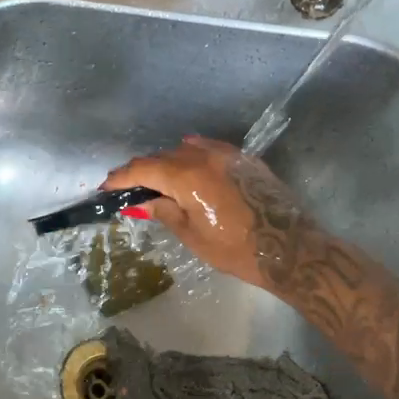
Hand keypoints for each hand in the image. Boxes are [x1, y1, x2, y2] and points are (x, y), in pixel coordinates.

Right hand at [102, 135, 292, 290]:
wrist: (292, 249)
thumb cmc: (237, 249)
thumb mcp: (193, 236)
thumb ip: (164, 212)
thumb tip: (142, 201)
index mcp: (186, 177)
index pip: (143, 169)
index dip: (121, 177)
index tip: (106, 187)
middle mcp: (203, 157)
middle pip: (162, 157)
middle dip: (141, 170)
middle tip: (126, 186)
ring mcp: (226, 155)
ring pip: (185, 151)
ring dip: (166, 163)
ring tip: (155, 179)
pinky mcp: (244, 160)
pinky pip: (209, 149)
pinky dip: (192, 154)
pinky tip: (187, 159)